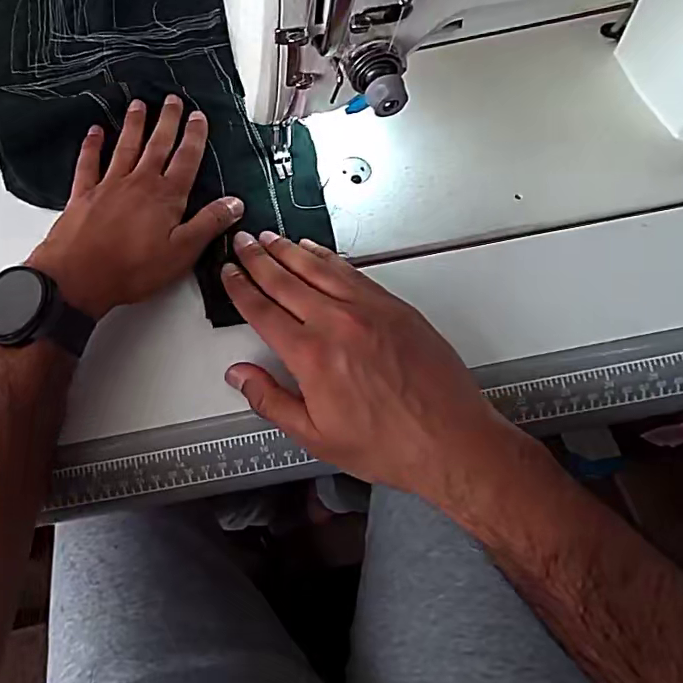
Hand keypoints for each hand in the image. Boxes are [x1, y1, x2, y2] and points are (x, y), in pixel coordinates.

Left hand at [26, 96, 244, 318]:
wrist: (78, 277)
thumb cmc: (131, 269)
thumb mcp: (181, 253)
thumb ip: (208, 224)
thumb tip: (234, 203)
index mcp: (165, 197)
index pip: (186, 159)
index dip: (194, 136)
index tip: (198, 117)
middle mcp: (138, 184)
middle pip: (156, 145)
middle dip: (167, 121)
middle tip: (172, 99)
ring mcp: (108, 186)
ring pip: (125, 147)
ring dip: (133, 125)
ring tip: (139, 104)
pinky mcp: (83, 196)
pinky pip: (88, 163)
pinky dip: (92, 146)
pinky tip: (95, 132)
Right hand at [219, 231, 537, 503]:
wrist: (453, 443)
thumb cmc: (390, 443)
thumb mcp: (314, 435)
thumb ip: (269, 400)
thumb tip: (240, 376)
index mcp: (311, 356)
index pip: (262, 310)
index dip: (240, 287)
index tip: (229, 274)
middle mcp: (338, 325)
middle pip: (285, 280)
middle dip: (257, 258)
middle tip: (242, 242)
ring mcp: (369, 311)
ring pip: (317, 268)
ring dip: (288, 250)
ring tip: (269, 238)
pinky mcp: (394, 308)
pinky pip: (351, 272)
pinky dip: (327, 257)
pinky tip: (314, 251)